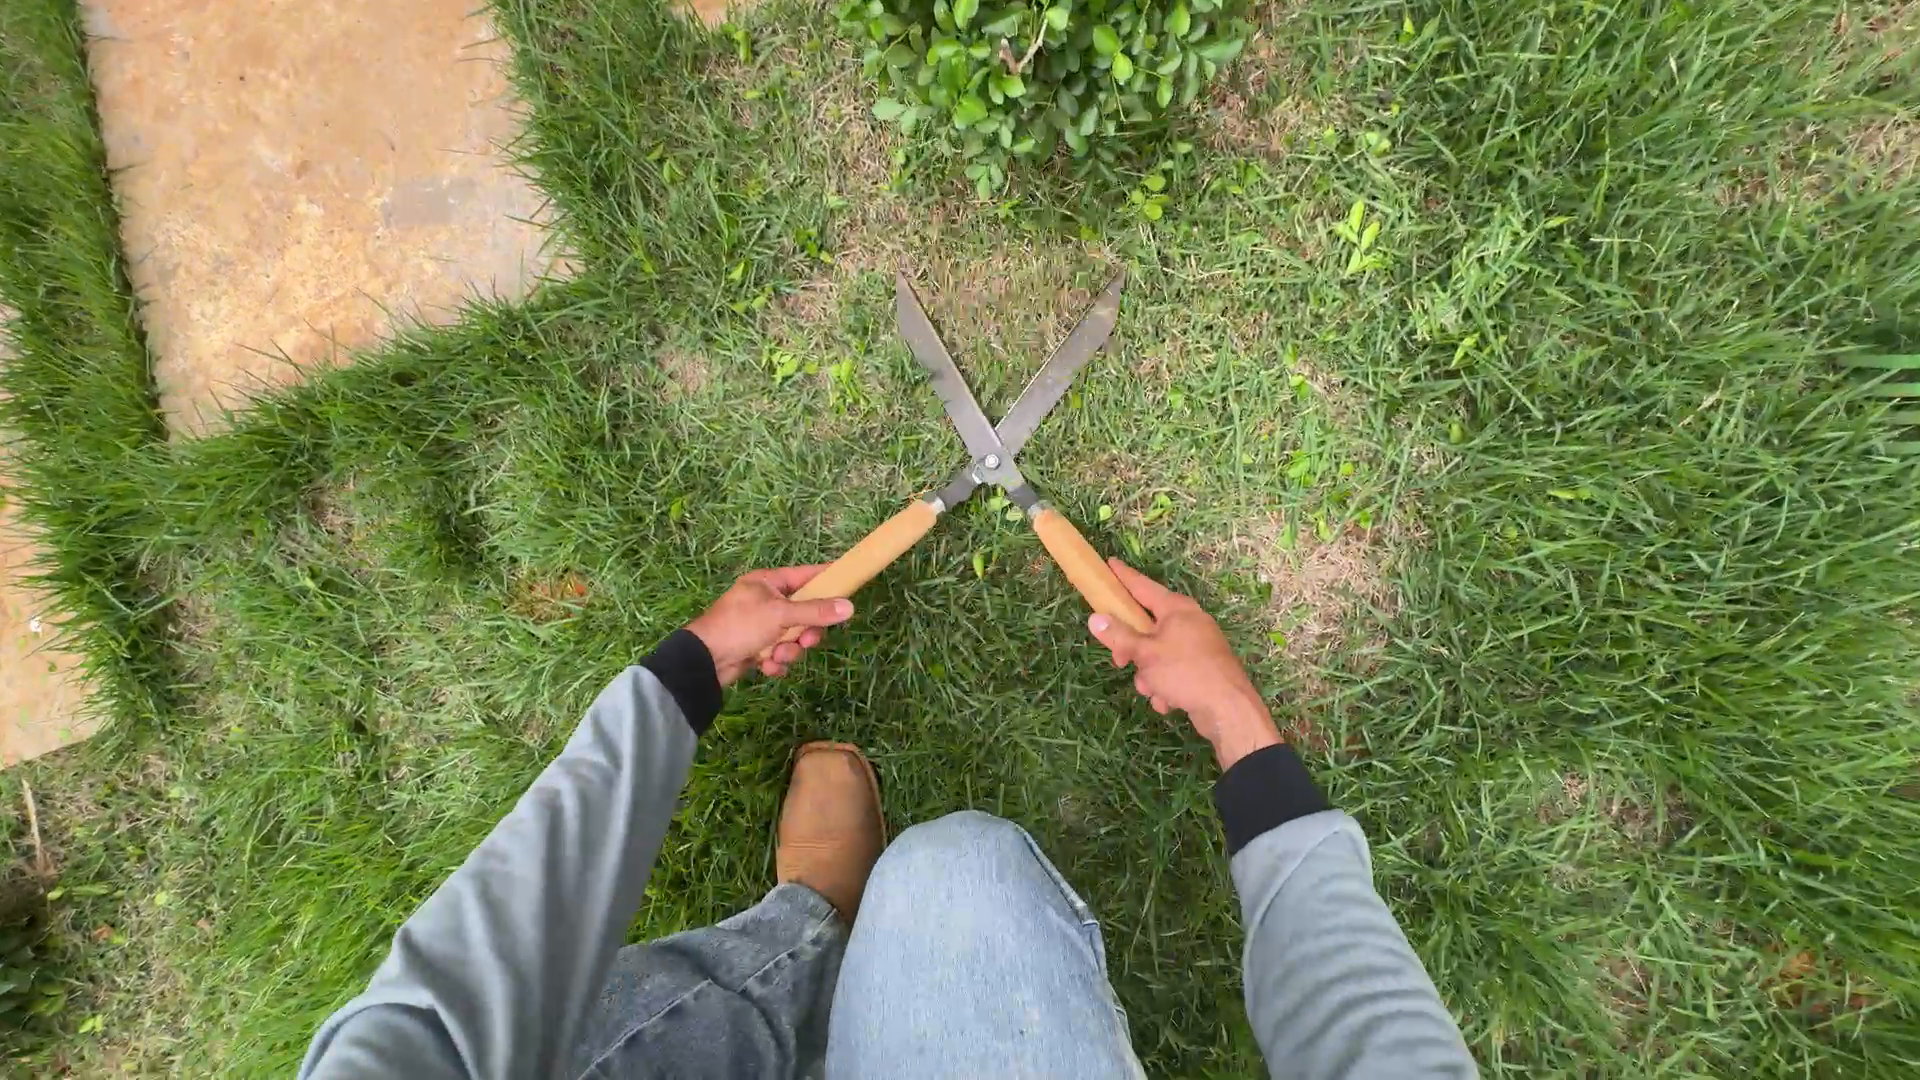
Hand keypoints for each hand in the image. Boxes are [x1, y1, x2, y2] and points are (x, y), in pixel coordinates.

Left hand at [687, 565, 854, 684]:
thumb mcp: (780, 615)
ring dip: (788, 650)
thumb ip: (816, 611)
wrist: (704, 661)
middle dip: (805, 631)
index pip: (807, 575)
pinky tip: (765, 666)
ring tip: (776, 656)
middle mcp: (767, 601)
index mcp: (769, 582)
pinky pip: (780, 652)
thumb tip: (850, 607)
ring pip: (793, 637)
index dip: (828, 579)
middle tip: (805, 640)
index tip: (849, 585)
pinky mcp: (758, 647)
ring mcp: (762, 625)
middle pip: (804, 612)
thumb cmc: (740, 626)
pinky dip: (776, 661)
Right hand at [1086, 558, 1282, 769]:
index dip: (1123, 576)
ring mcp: (1198, 644)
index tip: (1110, 564)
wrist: (1229, 709)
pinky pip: (1173, 670)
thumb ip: (1119, 636)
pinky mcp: (1203, 667)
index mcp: (1176, 608)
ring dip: (1148, 673)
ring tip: (1151, 689)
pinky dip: (1165, 684)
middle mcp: (1189, 621)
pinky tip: (1167, 700)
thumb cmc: (1185, 672)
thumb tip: (1095, 618)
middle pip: (1147, 625)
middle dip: (1131, 648)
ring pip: (1158, 653)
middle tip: (1119, 661)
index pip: (1142, 586)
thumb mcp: (1145, 653)